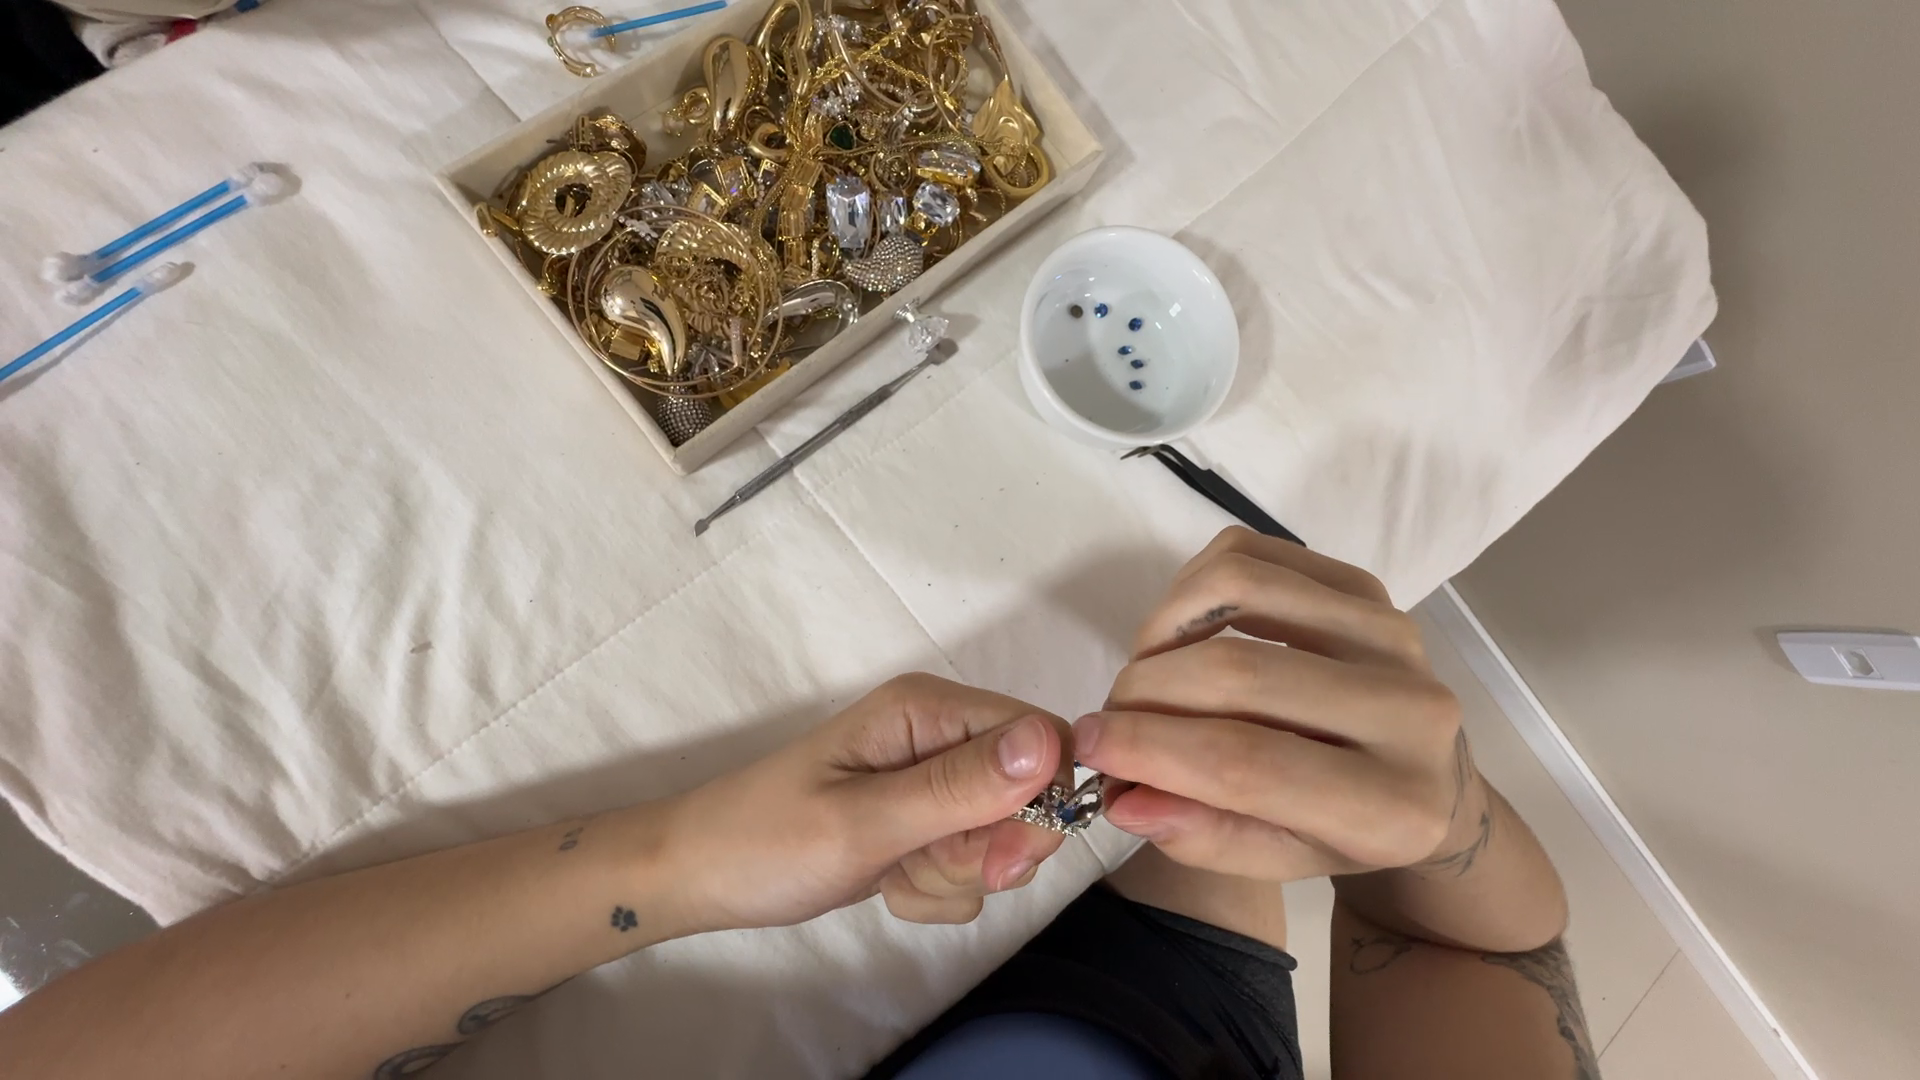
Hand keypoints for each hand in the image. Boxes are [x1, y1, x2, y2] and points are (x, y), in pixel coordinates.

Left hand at [658, 674, 1073, 931]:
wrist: (703, 874)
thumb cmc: (769, 839)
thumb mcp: (863, 820)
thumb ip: (960, 787)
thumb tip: (1052, 743)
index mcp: (928, 708)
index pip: (1039, 736)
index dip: (1040, 799)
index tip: (1000, 858)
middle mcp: (939, 733)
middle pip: (1026, 790)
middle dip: (986, 845)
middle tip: (925, 865)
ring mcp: (932, 778)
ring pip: (999, 834)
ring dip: (955, 871)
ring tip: (892, 871)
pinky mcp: (923, 819)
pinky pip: (969, 863)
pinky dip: (936, 886)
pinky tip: (889, 881)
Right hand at [1075, 527, 1474, 882]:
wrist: (1424, 772)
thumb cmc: (1344, 827)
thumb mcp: (1278, 859)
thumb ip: (1202, 837)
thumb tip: (1122, 797)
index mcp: (1394, 805)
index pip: (1246, 763)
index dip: (1149, 747)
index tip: (1088, 744)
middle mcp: (1410, 709)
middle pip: (1235, 671)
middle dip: (1144, 690)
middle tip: (1110, 712)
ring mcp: (1391, 632)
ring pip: (1239, 588)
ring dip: (1163, 626)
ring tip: (1147, 667)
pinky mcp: (1365, 586)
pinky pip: (1249, 554)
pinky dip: (1191, 585)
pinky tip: (1183, 630)